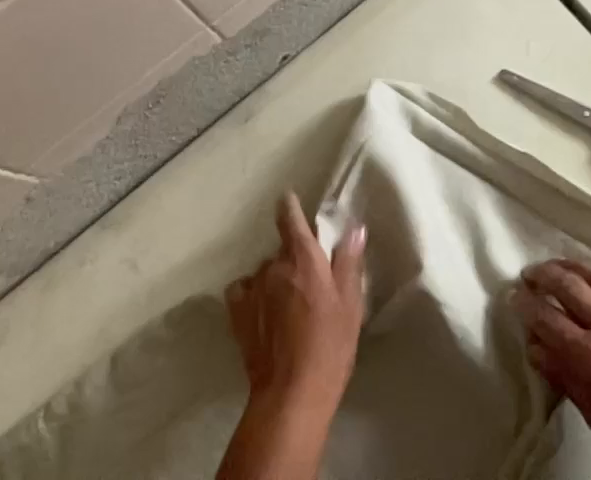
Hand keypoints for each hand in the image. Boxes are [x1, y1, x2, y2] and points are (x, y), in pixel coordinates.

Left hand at [224, 192, 367, 412]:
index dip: (290, 207)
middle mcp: (274, 266)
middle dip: (294, 258)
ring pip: (264, 270)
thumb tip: (354, 228)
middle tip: (310, 282)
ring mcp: (252, 288)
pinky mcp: (236, 312)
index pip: (291, 220)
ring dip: (275, 278)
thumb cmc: (331, 347)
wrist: (292, 392)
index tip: (289, 198)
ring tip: (288, 304)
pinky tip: (262, 310)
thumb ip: (349, 263)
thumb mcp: (350, 304)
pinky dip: (252, 293)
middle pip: (283, 249)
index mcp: (304, 260)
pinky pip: (243, 289)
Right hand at [513, 259, 590, 479]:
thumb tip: (537, 350)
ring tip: (554, 265)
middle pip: (568, 287)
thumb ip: (564, 377)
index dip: (525, 304)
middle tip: (527, 275)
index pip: (546, 318)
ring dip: (570, 266)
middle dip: (542, 276)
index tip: (512, 295)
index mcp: (590, 357)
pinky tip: (590, 277)